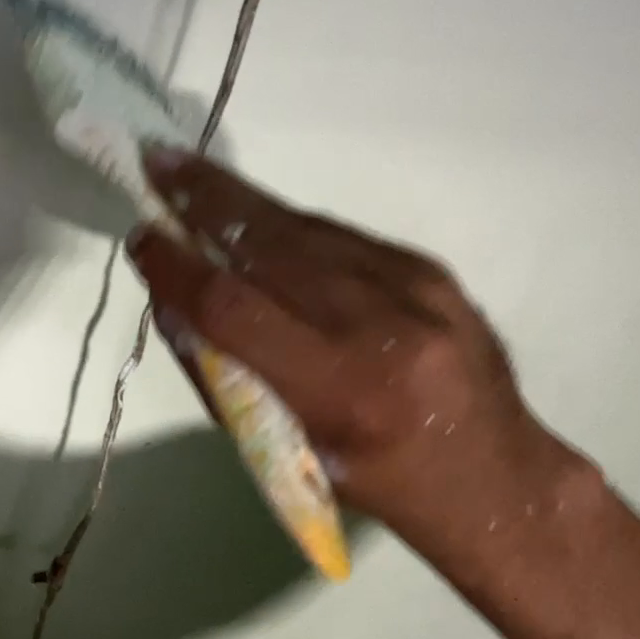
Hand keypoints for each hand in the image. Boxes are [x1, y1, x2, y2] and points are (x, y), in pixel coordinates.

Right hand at [126, 149, 590, 554]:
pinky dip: (281, 225)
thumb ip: (213, 364)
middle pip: (267, 244)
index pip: (232, 306)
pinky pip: (331, 233)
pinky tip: (253, 219)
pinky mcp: (426, 266)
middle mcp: (380, 327)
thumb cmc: (367, 475)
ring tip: (190, 174)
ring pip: (298, 227)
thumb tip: (166, 290)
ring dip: (236, 200)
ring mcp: (412, 287)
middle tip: (158, 161)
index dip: (176, 266)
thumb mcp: (276, 442)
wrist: (499, 477)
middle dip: (203, 198)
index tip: (140, 238)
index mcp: (339, 389)